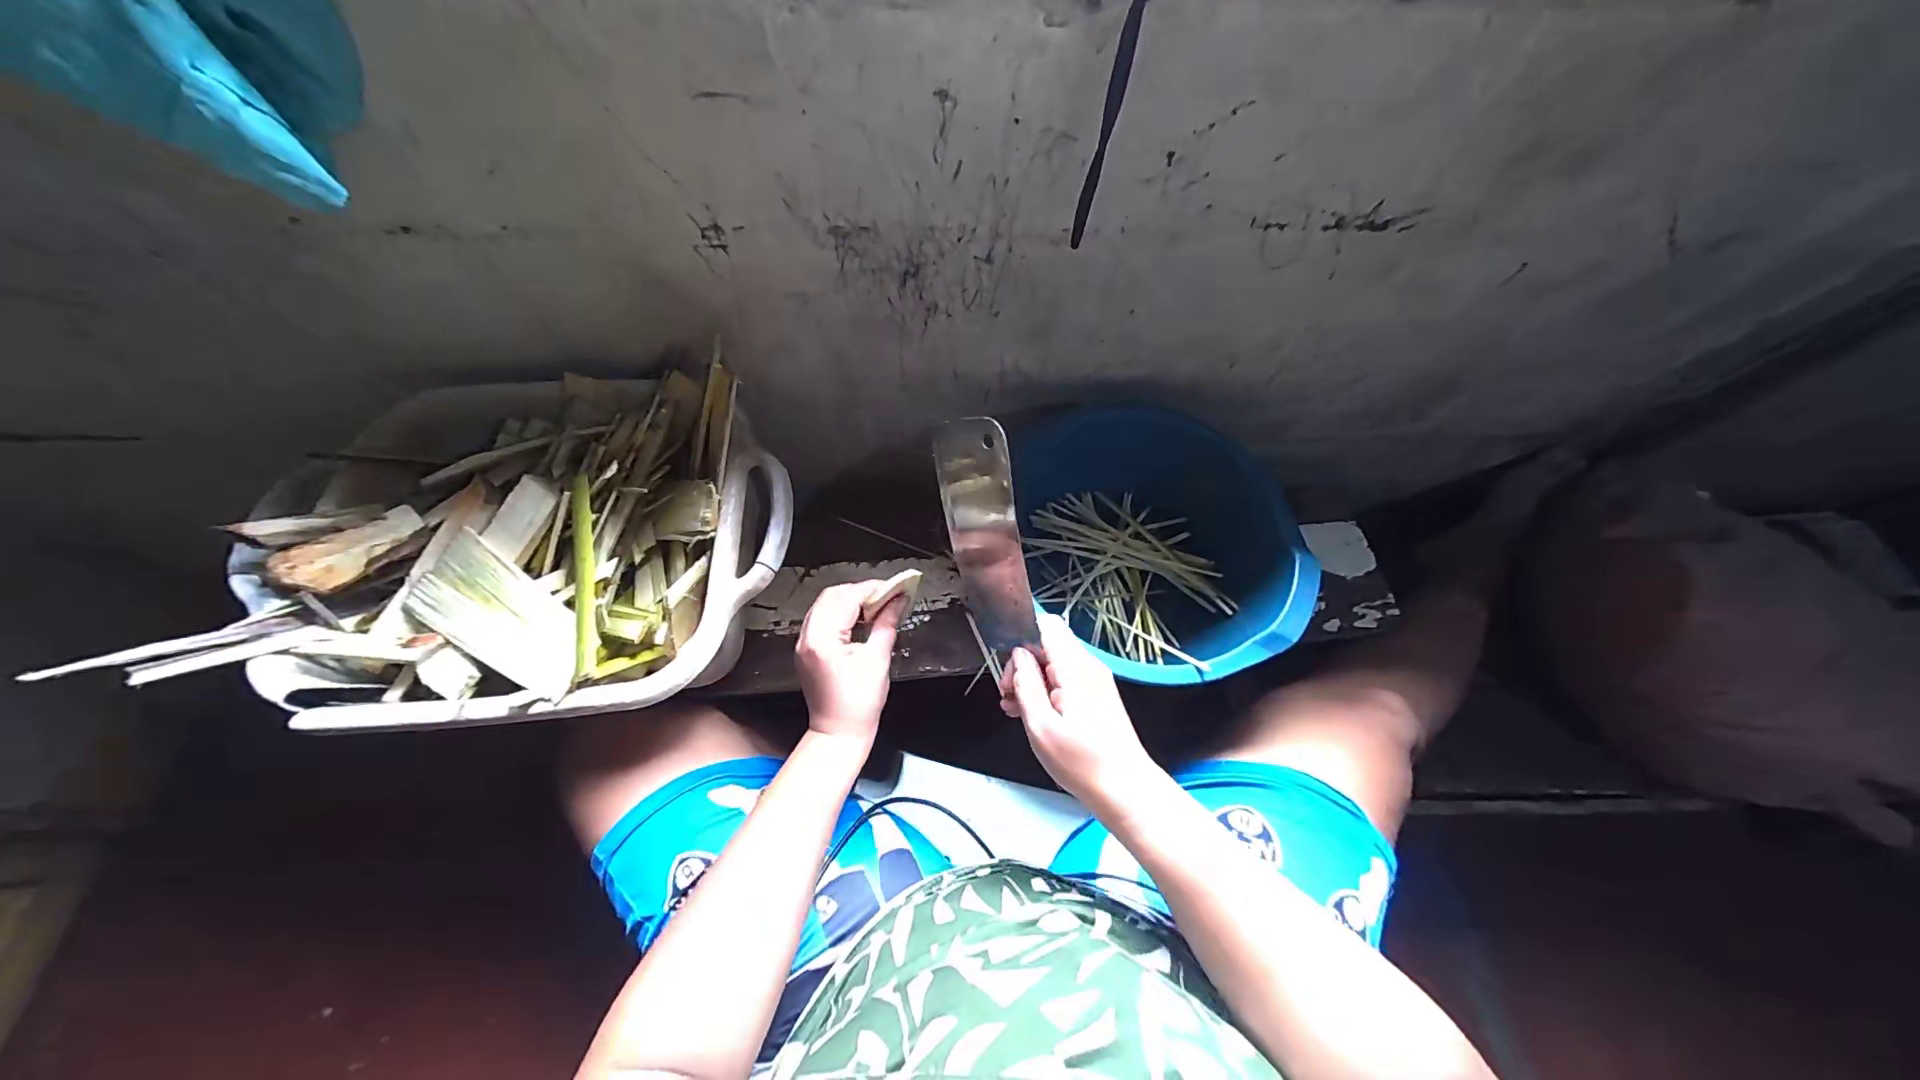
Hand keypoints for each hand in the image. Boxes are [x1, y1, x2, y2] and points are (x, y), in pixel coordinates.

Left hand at [795, 581, 906, 743]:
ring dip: (850, 601)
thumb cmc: (857, 705)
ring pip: (825, 605)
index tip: (894, 589)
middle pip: (832, 596)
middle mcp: (807, 638)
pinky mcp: (806, 650)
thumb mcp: (878, 659)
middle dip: (861, 592)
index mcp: (823, 639)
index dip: (873, 590)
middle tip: (887, 596)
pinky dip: (840, 613)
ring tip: (875, 607)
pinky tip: (859, 620)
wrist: (839, 732)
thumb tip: (897, 602)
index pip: (847, 598)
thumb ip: (887, 623)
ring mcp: (803, 644)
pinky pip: (820, 619)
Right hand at [1000, 613, 1154, 805]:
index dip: (1020, 638)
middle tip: (1009, 694)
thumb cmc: (1085, 765)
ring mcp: (1095, 680)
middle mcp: (1088, 667)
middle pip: (1047, 643)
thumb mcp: (1041, 727)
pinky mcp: (1097, 694)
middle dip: (1022, 664)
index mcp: (1075, 668)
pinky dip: (1046, 690)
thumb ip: (1025, 685)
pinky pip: (1064, 678)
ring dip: (1031, 679)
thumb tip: (1017, 657)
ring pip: (1054, 662)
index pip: (1046, 625)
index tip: (1007, 668)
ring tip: (1016, 708)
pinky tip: (1034, 714)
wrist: (1126, 790)